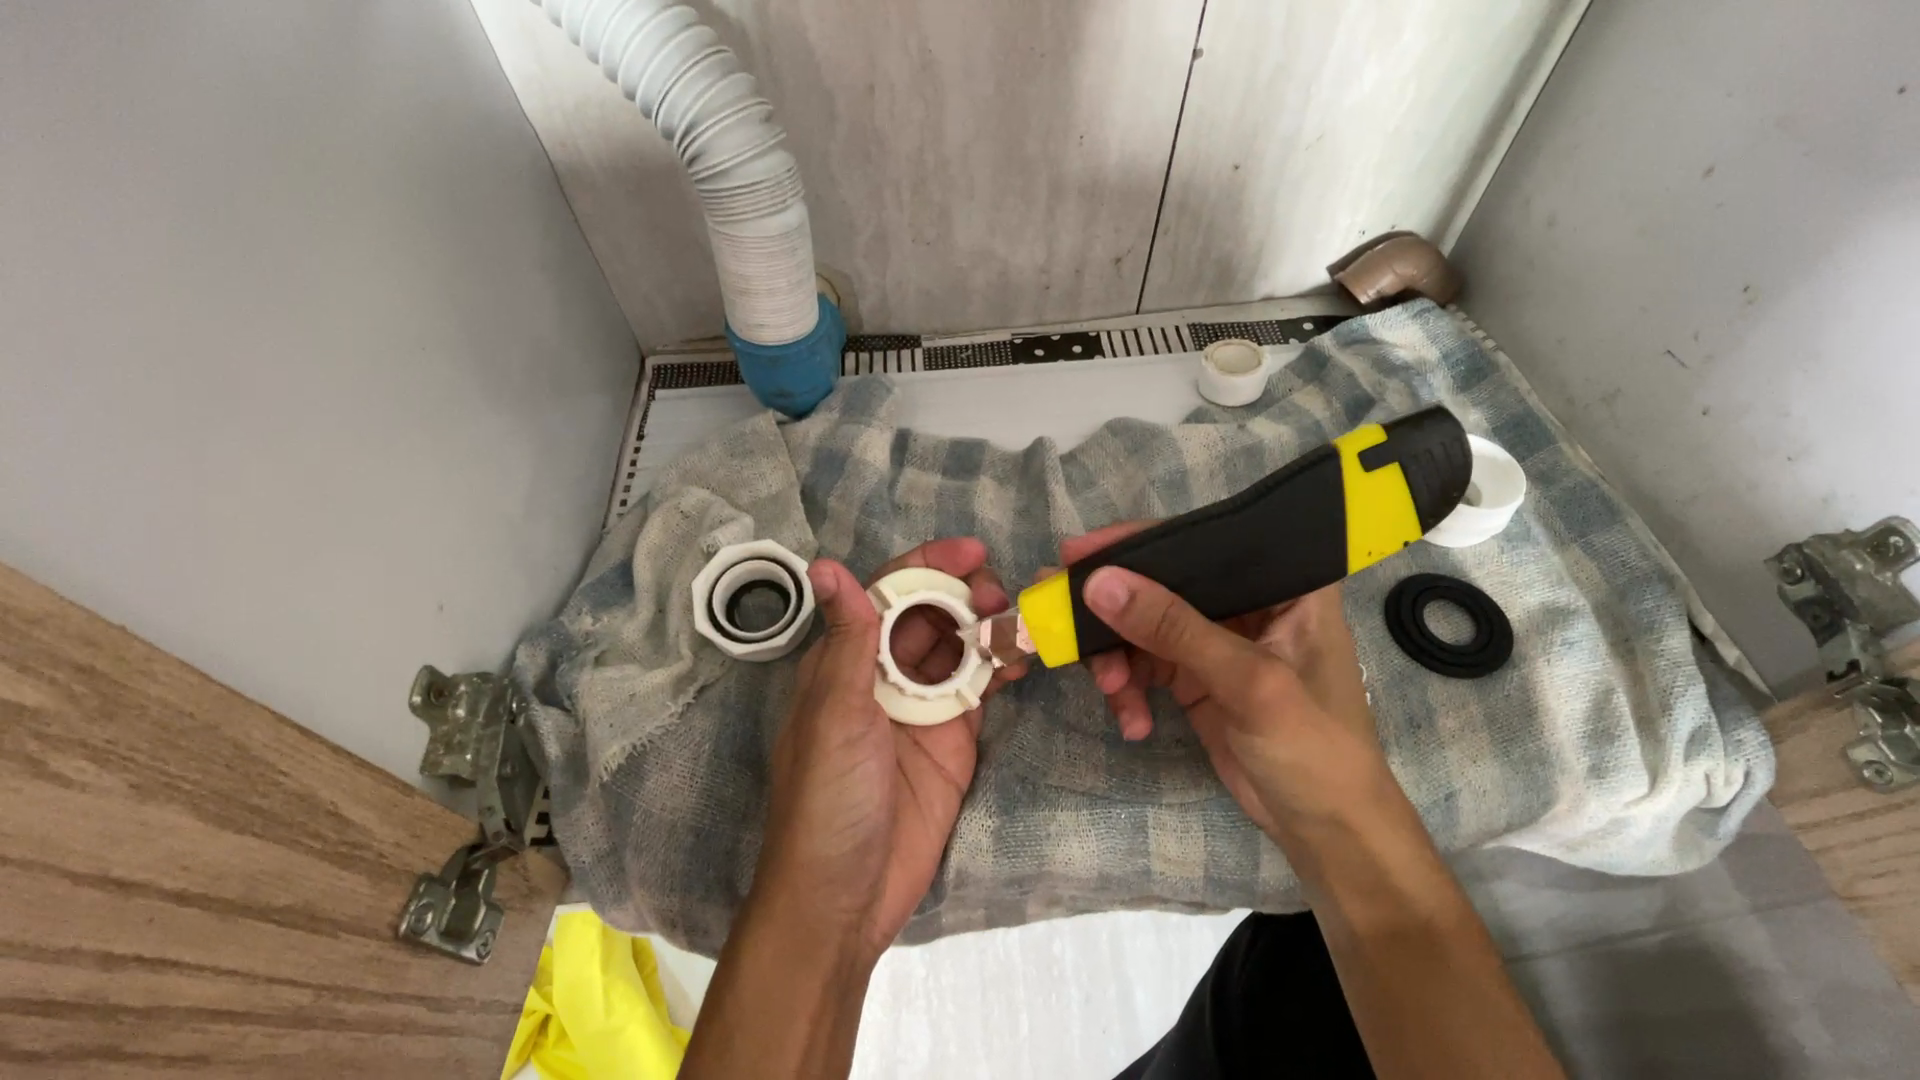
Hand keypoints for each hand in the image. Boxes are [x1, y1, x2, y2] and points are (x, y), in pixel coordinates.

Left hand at [750, 537, 1025, 959]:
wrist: (846, 897)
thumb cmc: (828, 800)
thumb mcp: (835, 714)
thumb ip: (848, 640)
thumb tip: (825, 563)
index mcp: (844, 662)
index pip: (886, 594)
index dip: (926, 565)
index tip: (971, 552)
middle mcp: (883, 676)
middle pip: (928, 615)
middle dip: (964, 594)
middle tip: (1001, 593)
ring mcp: (921, 708)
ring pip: (958, 648)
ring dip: (987, 627)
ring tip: (1019, 619)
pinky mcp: (953, 741)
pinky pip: (979, 691)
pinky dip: (1000, 669)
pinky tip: (1023, 657)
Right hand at [1064, 522, 1393, 843]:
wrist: (1326, 831)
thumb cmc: (1315, 748)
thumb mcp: (1248, 683)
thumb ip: (1174, 629)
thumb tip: (1098, 583)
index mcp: (1285, 582)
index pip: (1203, 540)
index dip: (1138, 542)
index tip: (1077, 555)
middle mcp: (1247, 599)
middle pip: (1161, 582)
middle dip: (1112, 608)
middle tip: (1057, 616)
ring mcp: (1217, 639)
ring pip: (1142, 626)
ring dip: (1115, 657)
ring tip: (1111, 691)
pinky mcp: (1194, 676)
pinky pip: (1142, 665)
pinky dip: (1127, 689)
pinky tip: (1132, 721)